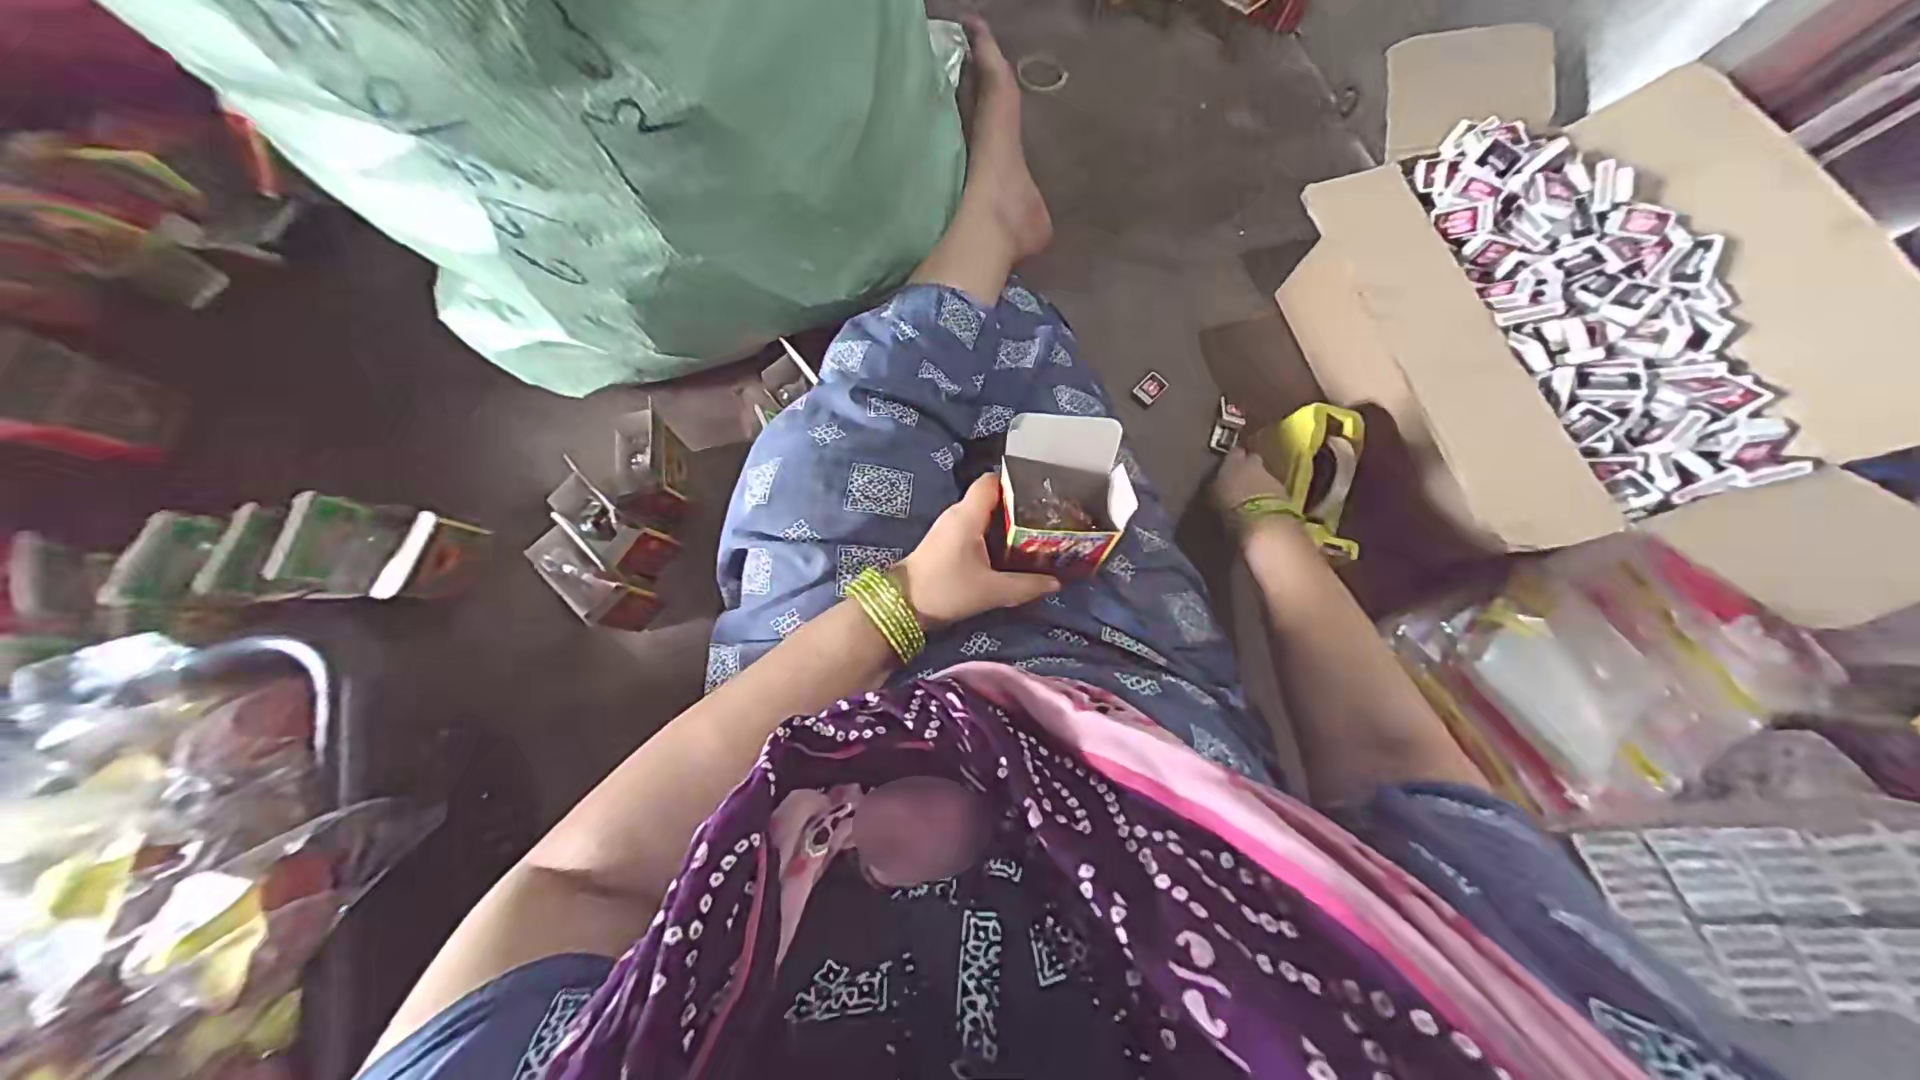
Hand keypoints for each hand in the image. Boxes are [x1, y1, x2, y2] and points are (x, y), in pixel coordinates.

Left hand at [896, 474, 1059, 625]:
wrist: (903, 605)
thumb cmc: (947, 590)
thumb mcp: (992, 591)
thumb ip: (1026, 585)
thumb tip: (1056, 583)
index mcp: (967, 515)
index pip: (991, 481)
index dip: (1015, 482)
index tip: (1039, 494)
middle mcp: (957, 514)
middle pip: (991, 497)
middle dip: (1016, 505)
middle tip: (1044, 519)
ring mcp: (948, 527)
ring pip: (982, 514)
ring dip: (1004, 522)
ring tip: (1032, 534)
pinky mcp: (945, 541)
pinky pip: (973, 527)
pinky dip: (991, 534)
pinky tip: (1008, 549)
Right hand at [1211, 448, 1290, 515]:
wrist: (1261, 521)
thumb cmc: (1228, 505)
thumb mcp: (1211, 495)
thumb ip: (1214, 486)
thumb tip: (1215, 483)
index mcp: (1234, 462)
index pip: (1234, 452)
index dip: (1232, 458)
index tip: (1227, 465)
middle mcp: (1254, 465)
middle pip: (1253, 460)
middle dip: (1248, 467)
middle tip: (1240, 480)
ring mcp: (1272, 478)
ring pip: (1264, 476)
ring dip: (1258, 483)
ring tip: (1250, 498)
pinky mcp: (1284, 493)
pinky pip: (1273, 491)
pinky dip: (1267, 496)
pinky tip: (1260, 507)